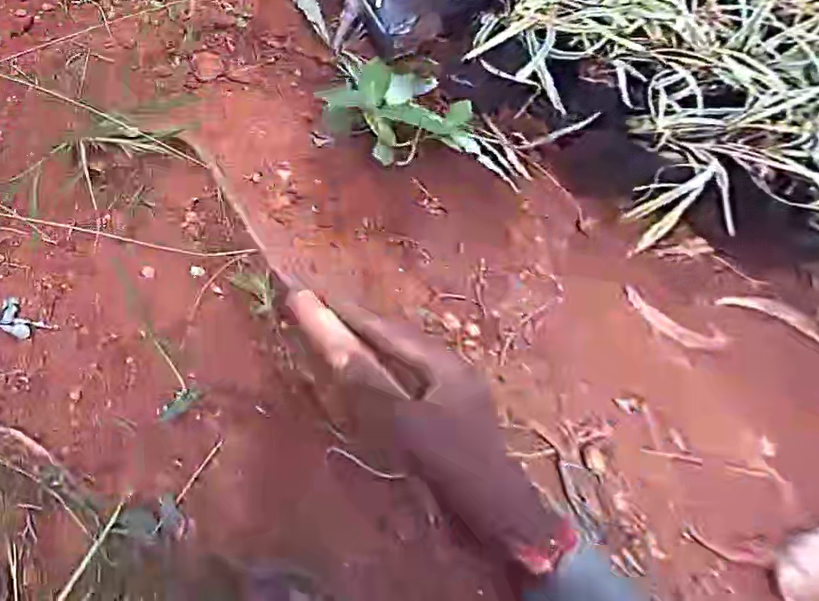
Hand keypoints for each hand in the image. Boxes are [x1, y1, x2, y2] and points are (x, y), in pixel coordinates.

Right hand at [284, 289, 572, 576]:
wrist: (507, 527)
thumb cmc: (452, 464)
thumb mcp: (401, 420)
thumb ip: (359, 373)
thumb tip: (318, 324)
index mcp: (443, 362)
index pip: (382, 326)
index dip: (344, 309)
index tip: (310, 291)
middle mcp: (450, 369)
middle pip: (392, 338)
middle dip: (354, 323)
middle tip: (318, 311)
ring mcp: (453, 394)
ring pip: (399, 358)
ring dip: (366, 345)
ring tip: (335, 335)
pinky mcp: (450, 417)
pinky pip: (404, 379)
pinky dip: (378, 369)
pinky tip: (365, 375)